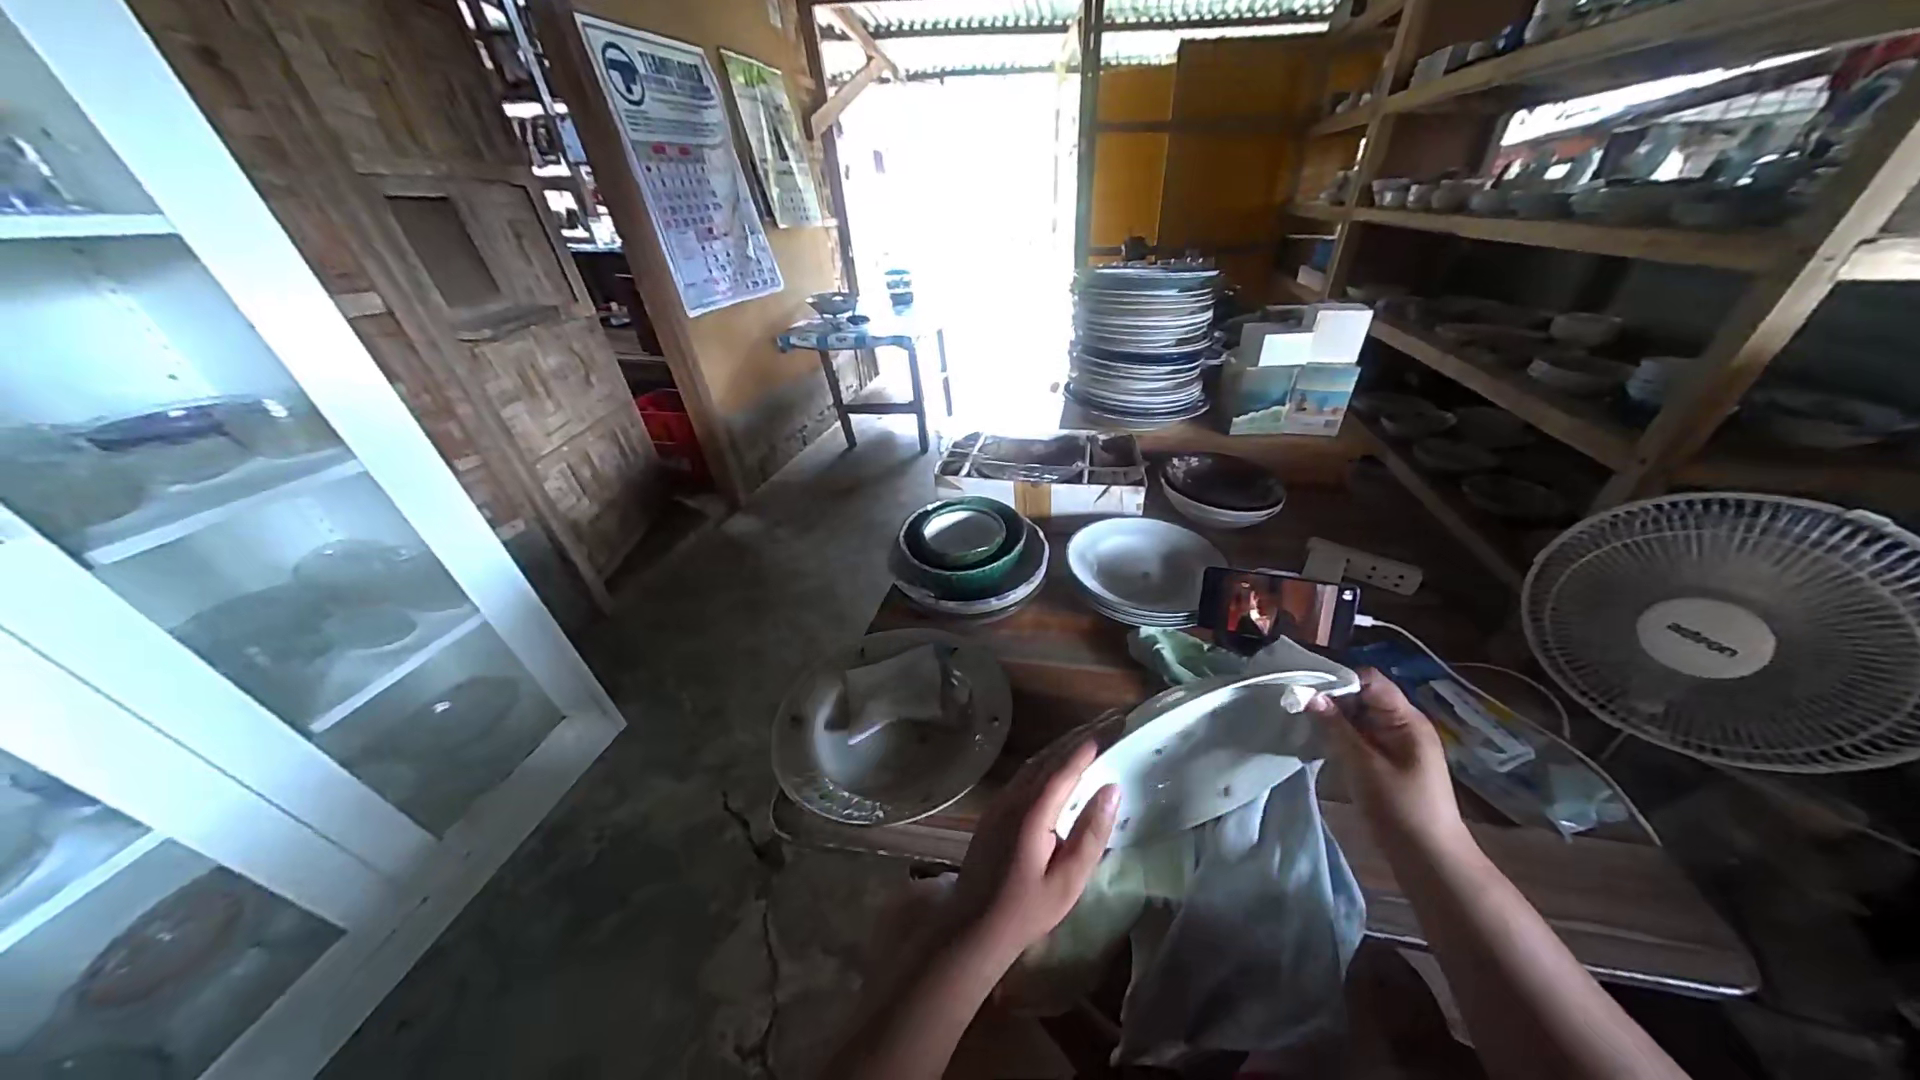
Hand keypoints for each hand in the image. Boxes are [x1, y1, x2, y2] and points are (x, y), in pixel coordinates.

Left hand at [951, 737, 1118, 963]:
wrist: (974, 926)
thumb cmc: (1027, 910)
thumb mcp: (1069, 880)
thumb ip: (1091, 834)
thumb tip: (1111, 790)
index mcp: (1031, 814)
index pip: (1061, 771)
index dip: (1084, 750)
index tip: (1107, 731)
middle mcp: (1011, 800)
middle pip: (1045, 761)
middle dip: (1073, 742)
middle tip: (1102, 726)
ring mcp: (998, 804)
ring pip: (1031, 767)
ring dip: (1057, 751)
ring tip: (1085, 740)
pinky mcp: (992, 813)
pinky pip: (1021, 778)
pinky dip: (1043, 765)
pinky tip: (1056, 768)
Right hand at [1308, 668, 1464, 850]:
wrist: (1430, 859)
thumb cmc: (1401, 809)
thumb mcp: (1364, 766)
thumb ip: (1336, 728)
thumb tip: (1308, 694)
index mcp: (1407, 720)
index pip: (1370, 680)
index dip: (1338, 678)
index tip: (1304, 685)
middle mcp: (1402, 724)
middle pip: (1362, 694)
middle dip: (1330, 695)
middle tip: (1295, 701)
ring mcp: (1394, 743)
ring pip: (1357, 714)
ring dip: (1331, 715)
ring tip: (1299, 716)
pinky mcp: (1384, 760)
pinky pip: (1357, 734)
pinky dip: (1337, 732)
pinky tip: (1315, 738)